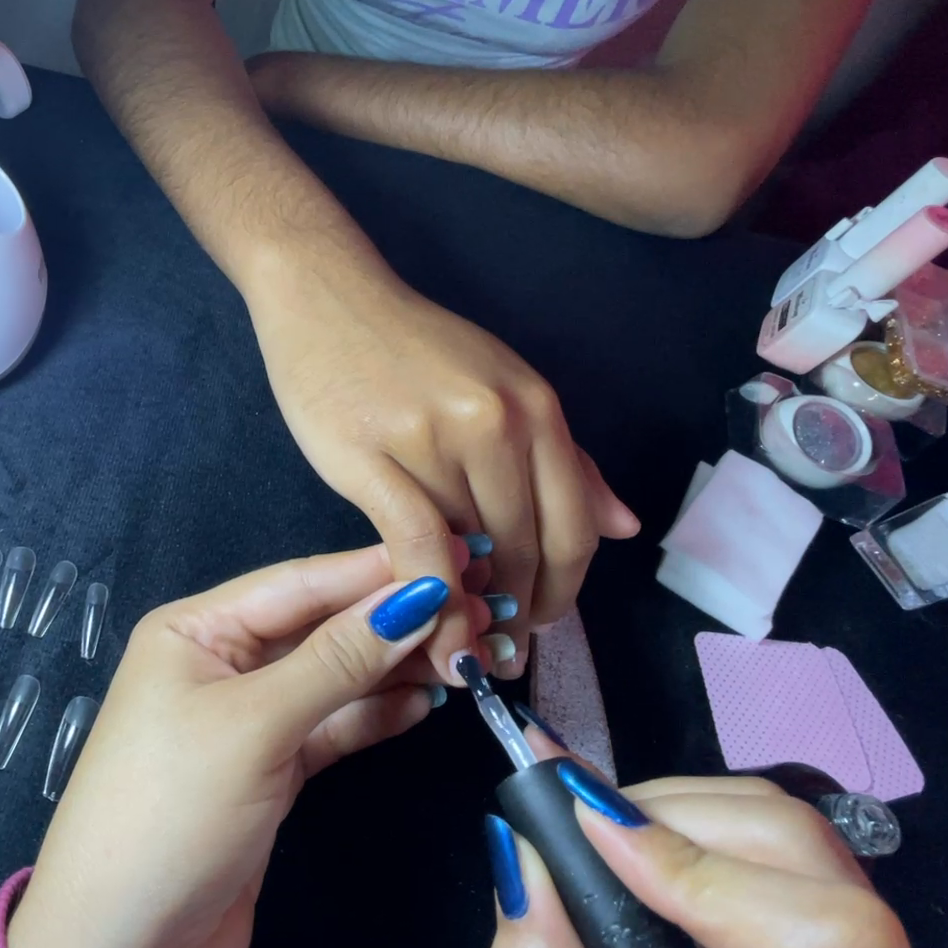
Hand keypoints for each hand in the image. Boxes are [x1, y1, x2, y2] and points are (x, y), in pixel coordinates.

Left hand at [7, 544, 486, 947]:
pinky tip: (427, 700)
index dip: (375, 570)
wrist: (124, 944)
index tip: (453, 560)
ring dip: (394, 665)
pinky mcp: (272, 766)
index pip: (299, 583)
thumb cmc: (173, 809)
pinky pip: (333, 724)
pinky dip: (376, 713)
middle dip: (392, 618)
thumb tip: (416, 600)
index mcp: (196, 627)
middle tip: (477, 612)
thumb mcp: (253, 724)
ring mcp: (249, 715)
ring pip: (333, 674)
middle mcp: (221, 659)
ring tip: (466, 653)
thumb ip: (336, 661)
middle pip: (320, 625)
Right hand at [250, 275, 636, 682]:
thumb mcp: (500, 386)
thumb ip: (564, 457)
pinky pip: (416, 543)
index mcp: (537, 408)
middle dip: (516, 612)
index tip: (538, 625)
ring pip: (470, 553)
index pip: (572, 527)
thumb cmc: (407, 346)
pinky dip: (429, 592)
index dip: (562, 592)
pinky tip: (424, 621)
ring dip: (470, 610)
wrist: (325, 298)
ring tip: (456, 640)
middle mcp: (499, 424)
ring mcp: (436, 440)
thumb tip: (622, 524)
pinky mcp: (373, 458)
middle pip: (525, 549)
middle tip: (494, 649)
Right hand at [483, 754, 920, 947]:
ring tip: (601, 843)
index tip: (588, 830)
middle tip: (578, 827)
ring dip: (683, 814)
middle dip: (676, 816)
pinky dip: (696, 834)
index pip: (833, 941)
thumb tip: (514, 849)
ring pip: (801, 844)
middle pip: (814, 861)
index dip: (700, 867)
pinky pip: (780, 862)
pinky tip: (636, 861)